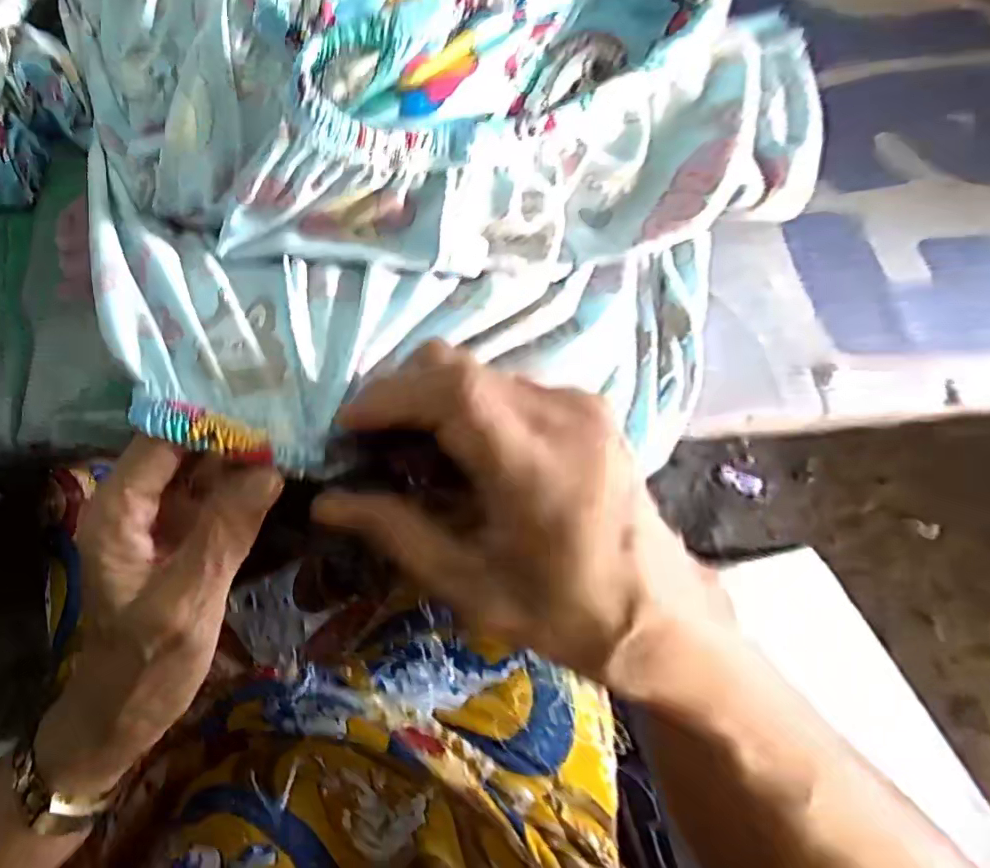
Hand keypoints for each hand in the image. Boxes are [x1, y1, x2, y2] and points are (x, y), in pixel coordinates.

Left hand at [35, 437, 281, 795]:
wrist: (122, 713)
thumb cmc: (146, 666)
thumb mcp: (189, 603)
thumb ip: (224, 533)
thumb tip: (269, 469)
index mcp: (115, 510)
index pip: (158, 443)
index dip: (205, 422)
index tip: (257, 406)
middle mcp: (126, 503)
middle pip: (173, 450)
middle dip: (221, 432)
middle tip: (278, 413)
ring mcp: (147, 518)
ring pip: (188, 470)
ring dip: (230, 455)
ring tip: (281, 432)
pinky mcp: (167, 535)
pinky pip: (198, 497)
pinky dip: (229, 486)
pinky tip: (266, 473)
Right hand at [312, 341, 728, 696]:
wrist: (668, 624)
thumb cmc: (564, 611)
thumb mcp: (466, 583)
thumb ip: (391, 530)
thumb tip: (321, 502)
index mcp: (536, 462)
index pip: (447, 390)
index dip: (384, 397)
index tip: (345, 429)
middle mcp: (561, 415)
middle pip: (449, 365)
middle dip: (394, 395)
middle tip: (370, 443)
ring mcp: (575, 404)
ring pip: (467, 368)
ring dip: (422, 398)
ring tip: (408, 450)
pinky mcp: (580, 406)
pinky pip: (493, 382)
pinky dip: (454, 402)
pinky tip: (452, 449)